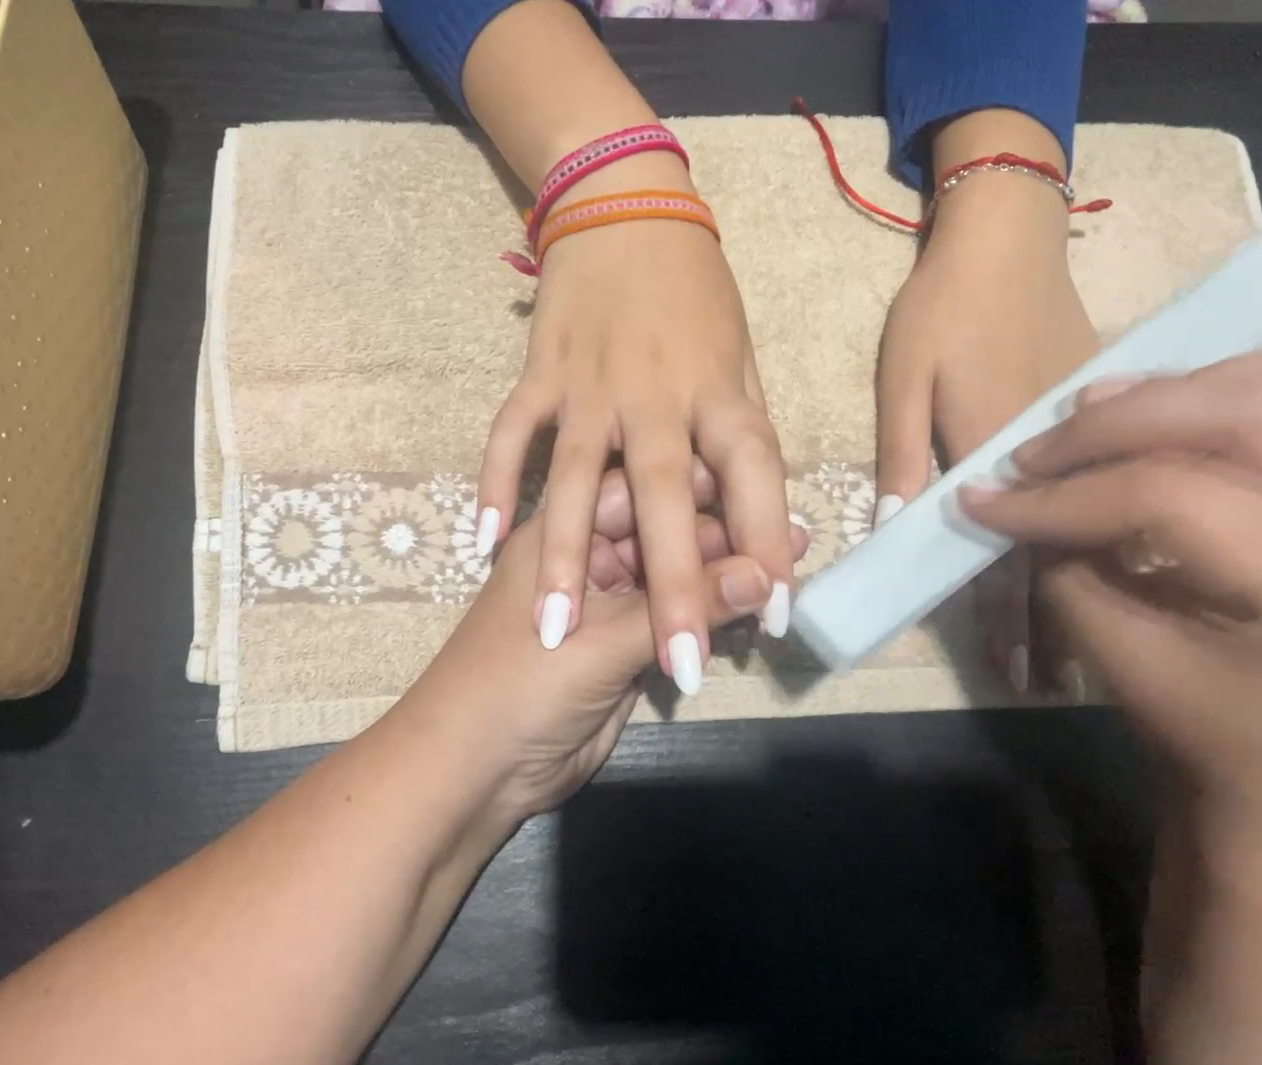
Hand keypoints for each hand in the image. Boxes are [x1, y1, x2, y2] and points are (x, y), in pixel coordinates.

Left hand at [422, 465, 809, 818]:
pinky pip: (678, 623)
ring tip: (789, 580)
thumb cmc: (520, 683)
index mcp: (565, 531)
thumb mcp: (602, 640)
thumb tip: (764, 574)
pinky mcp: (627, 648)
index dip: (700, 490)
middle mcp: (590, 558)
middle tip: (793, 541)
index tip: (762, 488)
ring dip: (726, 584)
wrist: (477, 770)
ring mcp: (610, 605)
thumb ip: (683, 606)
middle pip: (666, 536)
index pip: (641, 492)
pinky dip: (713, 621)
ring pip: (677, 581)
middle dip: (725, 542)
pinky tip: (758, 616)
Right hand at [479, 212, 794, 691]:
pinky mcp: (538, 375)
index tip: (778, 615)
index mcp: (720, 389)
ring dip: (569, 558)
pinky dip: (495, 483)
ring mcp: (590, 385)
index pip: (755, 477)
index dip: (771, 544)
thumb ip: (745, 432)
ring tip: (557, 631)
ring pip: (577, 480)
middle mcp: (657, 396)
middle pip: (669, 499)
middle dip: (676, 586)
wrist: (624, 202)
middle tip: (682, 664)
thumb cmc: (696, 290)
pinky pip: (512, 435)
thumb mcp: (741, 356)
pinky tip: (483, 539)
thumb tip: (764, 509)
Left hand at [876, 175, 1099, 698]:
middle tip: (1048, 681)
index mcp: (998, 451)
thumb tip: (896, 528)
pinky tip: (1113, 563)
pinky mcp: (1102, 411)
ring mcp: (1088, 434)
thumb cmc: (944, 307)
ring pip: (1083, 527)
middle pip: (1051, 550)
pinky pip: (1099, 489)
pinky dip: (1100, 534)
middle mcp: (1052, 455)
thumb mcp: (904, 379)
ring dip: (1080, 587)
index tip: (1009, 666)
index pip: (1003, 550)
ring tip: (1083, 647)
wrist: (1009, 236)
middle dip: (1046, 620)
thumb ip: (903, 454)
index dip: (1002, 612)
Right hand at [959, 351, 1261, 798]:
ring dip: (1170, 390)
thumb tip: (1010, 500)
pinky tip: (1189, 398)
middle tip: (1034, 455)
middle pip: (1237, 411)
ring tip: (1091, 413)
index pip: (1166, 497)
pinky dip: (1251, 377)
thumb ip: (1063, 568)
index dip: (1058, 497)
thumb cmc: (1208, 719)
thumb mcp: (1118, 656)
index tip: (981, 503)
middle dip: (1112, 424)